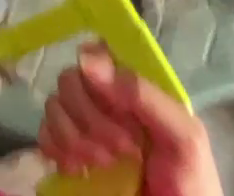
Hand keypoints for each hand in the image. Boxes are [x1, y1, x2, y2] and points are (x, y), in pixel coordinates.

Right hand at [39, 43, 220, 195]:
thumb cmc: (189, 185)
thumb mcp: (183, 137)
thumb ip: (143, 95)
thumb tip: (85, 58)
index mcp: (132, 89)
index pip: (97, 52)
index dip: (93, 64)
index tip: (103, 91)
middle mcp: (104, 101)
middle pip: (71, 79)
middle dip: (91, 116)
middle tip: (121, 148)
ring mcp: (82, 126)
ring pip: (53, 105)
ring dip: (75, 137)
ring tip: (103, 165)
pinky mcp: (66, 152)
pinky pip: (43, 134)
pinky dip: (57, 149)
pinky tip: (78, 168)